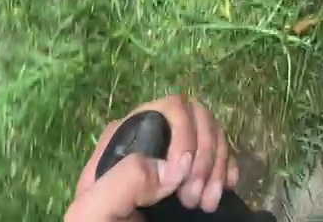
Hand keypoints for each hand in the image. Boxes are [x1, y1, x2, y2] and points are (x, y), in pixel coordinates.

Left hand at [64, 95, 240, 221]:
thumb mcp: (94, 212)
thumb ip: (125, 180)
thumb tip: (176, 167)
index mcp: (124, 139)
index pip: (166, 109)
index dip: (184, 134)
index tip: (184, 175)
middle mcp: (152, 140)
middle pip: (196, 117)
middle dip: (205, 154)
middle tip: (195, 198)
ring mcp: (174, 158)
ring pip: (212, 133)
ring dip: (218, 165)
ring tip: (208, 203)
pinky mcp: (192, 176)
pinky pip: (221, 154)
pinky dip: (228, 167)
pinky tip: (225, 189)